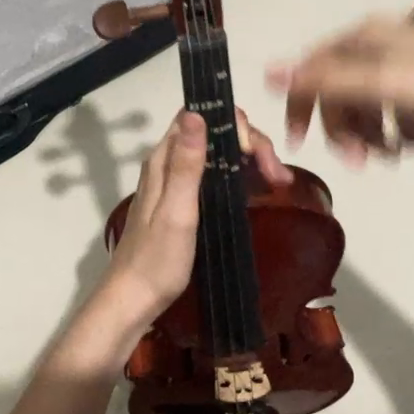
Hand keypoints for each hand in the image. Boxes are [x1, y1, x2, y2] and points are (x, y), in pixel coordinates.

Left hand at [96, 108, 289, 328]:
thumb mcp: (177, 212)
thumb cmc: (157, 260)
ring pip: (217, 152)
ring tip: (277, 183)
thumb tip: (196, 115)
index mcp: (163, 160)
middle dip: (250, 144)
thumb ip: (187, 165)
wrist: (135, 298)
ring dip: (249, 160)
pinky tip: (258, 191)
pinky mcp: (183, 200)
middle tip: (278, 177)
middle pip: (213, 132)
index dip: (233, 126)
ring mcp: (174, 182)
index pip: (199, 116)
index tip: (254, 154)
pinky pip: (214, 174)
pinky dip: (239, 176)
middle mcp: (167, 163)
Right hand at [265, 19, 413, 165]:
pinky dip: (400, 131)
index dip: (299, 107)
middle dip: (344, 129)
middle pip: (338, 91)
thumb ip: (327, 82)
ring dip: (373, 135)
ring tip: (398, 155)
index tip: (298, 147)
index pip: (310, 69)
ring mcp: (408, 61)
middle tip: (361, 163)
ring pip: (367, 104)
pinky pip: (397, 110)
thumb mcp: (387, 86)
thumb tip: (266, 72)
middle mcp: (382, 43)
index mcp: (365, 37)